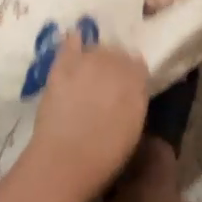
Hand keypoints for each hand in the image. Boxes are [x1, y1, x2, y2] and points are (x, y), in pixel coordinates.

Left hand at [27, 33, 148, 196]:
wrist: (66, 159)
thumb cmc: (105, 155)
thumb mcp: (133, 129)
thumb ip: (135, 100)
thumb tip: (132, 88)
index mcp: (137, 81)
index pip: (138, 64)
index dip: (131, 75)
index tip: (125, 86)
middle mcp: (115, 62)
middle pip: (117, 52)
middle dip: (114, 64)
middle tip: (106, 83)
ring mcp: (88, 60)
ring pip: (96, 48)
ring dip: (94, 57)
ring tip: (88, 72)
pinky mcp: (63, 63)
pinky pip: (71, 42)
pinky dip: (73, 42)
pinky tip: (74, 43)